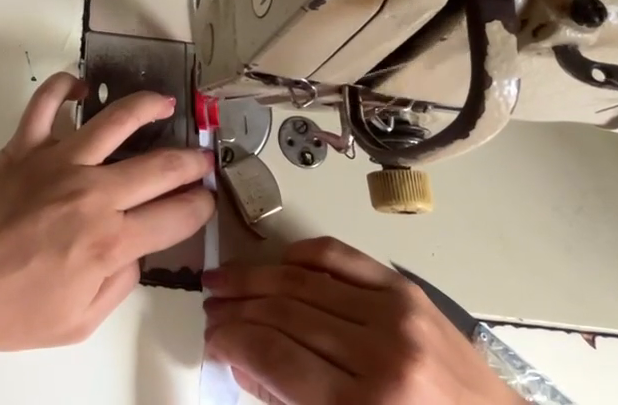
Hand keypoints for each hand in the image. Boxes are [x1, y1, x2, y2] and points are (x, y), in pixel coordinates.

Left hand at [0, 72, 213, 353]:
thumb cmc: (7, 310)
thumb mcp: (77, 322)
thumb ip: (117, 284)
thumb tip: (135, 249)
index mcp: (108, 241)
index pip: (175, 216)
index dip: (200, 206)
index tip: (207, 199)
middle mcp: (91, 193)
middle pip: (158, 166)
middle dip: (189, 160)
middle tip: (201, 157)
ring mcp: (56, 162)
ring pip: (114, 120)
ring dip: (146, 106)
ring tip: (164, 102)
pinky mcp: (23, 145)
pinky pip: (45, 103)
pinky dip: (63, 86)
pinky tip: (78, 86)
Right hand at [203, 237, 519, 403]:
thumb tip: (242, 361)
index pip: (272, 355)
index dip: (231, 342)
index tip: (211, 340)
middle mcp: (379, 354)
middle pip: (282, 314)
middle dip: (236, 311)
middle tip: (211, 311)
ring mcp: (395, 314)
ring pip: (301, 280)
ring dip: (254, 278)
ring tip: (224, 282)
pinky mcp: (406, 290)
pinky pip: (339, 257)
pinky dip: (301, 256)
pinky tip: (275, 265)